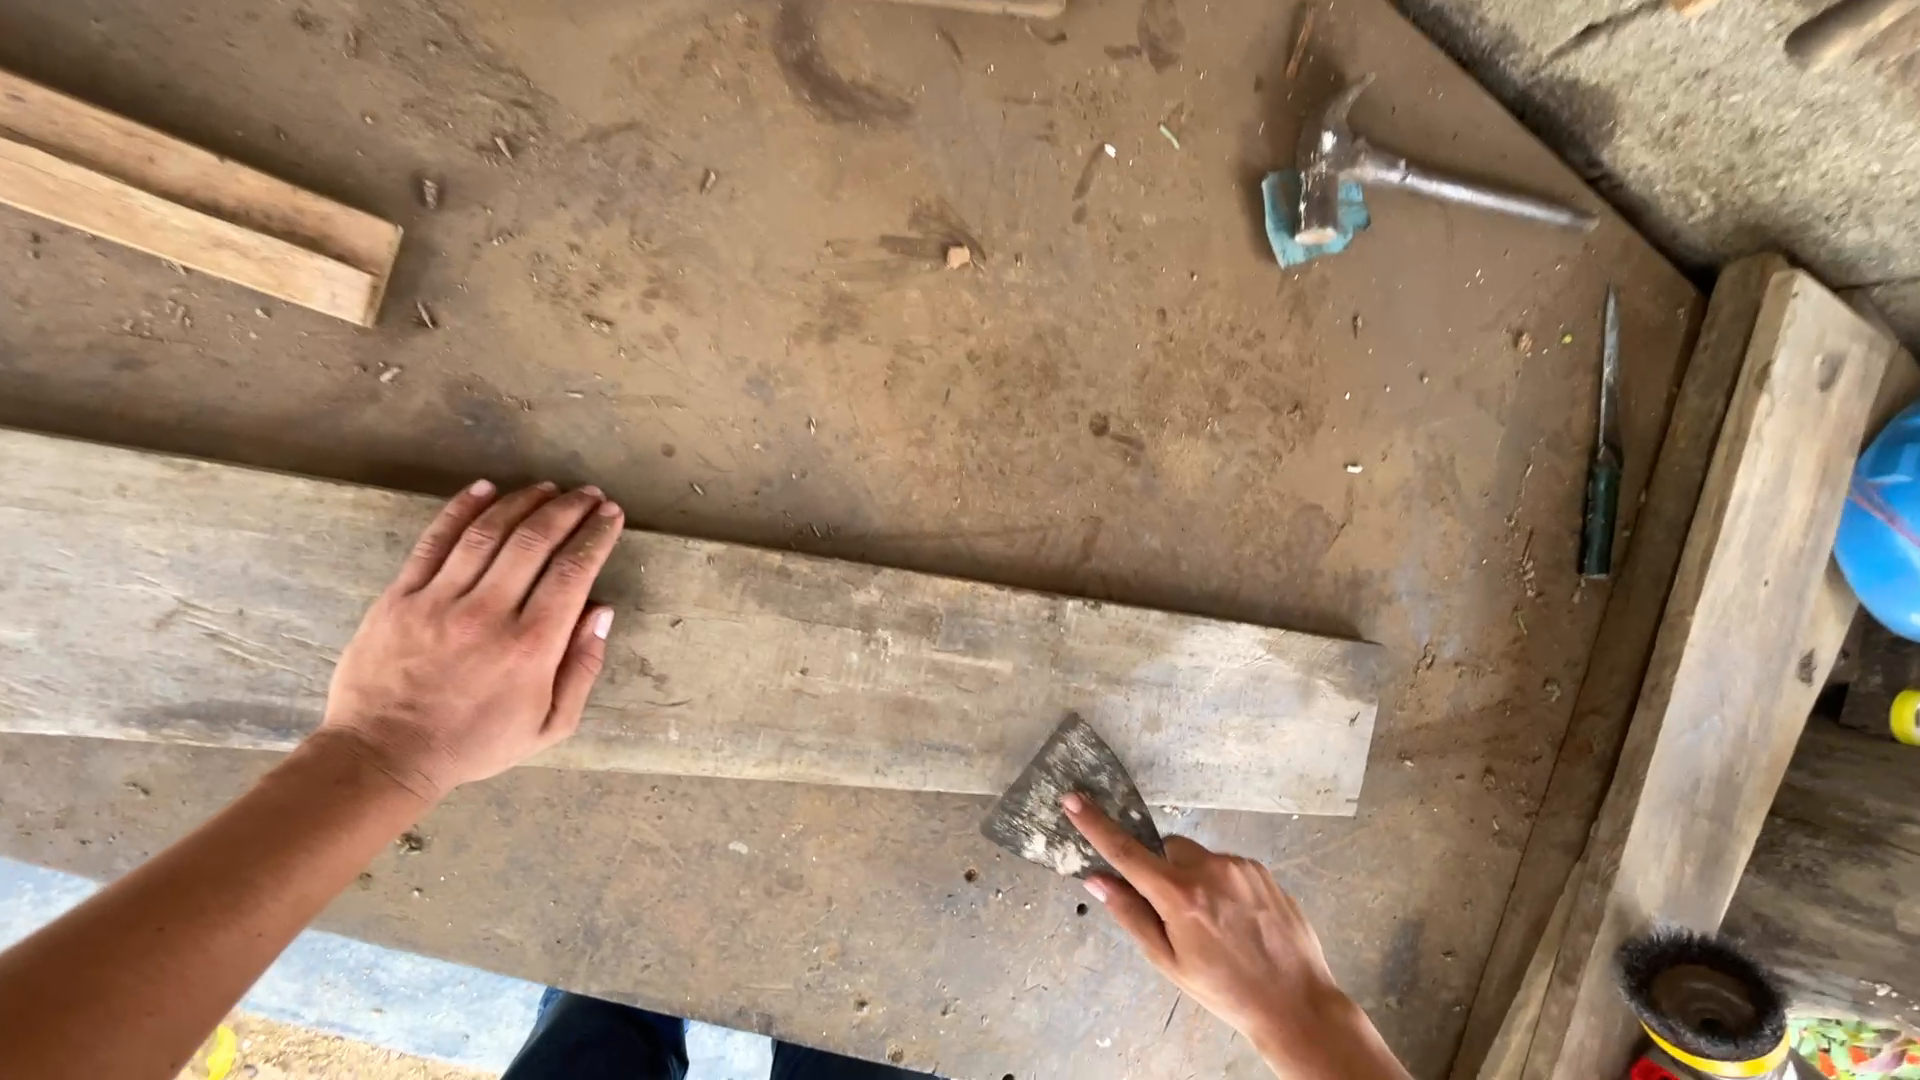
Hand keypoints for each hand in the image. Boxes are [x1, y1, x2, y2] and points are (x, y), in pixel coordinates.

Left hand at [315, 480, 624, 801]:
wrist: (384, 756)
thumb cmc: (476, 743)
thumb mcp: (551, 724)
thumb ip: (583, 668)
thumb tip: (602, 612)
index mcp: (532, 645)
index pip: (574, 571)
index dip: (597, 536)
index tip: (611, 516)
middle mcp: (489, 613)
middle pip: (536, 541)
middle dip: (569, 509)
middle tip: (590, 495)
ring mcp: (439, 601)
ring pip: (489, 532)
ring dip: (524, 502)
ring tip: (549, 488)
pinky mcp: (400, 597)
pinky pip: (434, 541)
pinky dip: (462, 509)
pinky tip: (486, 488)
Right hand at [1064, 794, 1410, 1078]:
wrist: (1296, 1004)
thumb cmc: (1225, 990)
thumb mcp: (1168, 962)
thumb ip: (1130, 915)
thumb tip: (1097, 880)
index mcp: (1180, 897)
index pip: (1125, 852)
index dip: (1095, 824)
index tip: (1073, 800)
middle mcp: (1209, 870)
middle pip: (1166, 850)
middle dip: (1162, 871)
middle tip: (1177, 913)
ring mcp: (1239, 866)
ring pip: (1197, 857)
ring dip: (1194, 878)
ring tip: (1216, 923)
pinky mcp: (1260, 869)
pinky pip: (1226, 864)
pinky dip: (1221, 882)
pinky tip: (1236, 918)